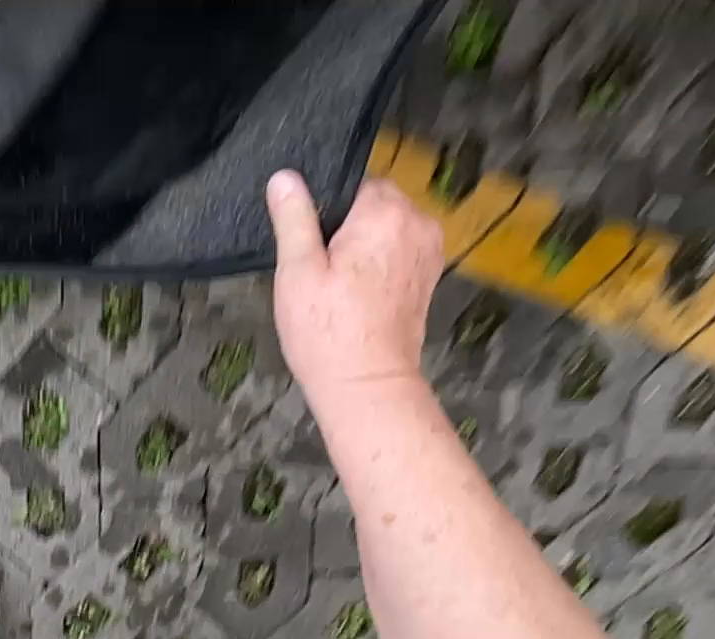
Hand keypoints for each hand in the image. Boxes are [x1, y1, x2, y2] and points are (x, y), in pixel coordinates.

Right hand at [267, 171, 444, 396]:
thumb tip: (284, 177)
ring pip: (386, 231)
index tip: (312, 251)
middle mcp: (417, 222)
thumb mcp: (297, 272)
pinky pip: (398, 255)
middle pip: (372, 207)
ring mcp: (429, 251)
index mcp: (385, 212)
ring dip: (363, 251)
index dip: (325, 216)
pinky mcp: (429, 276)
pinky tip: (357, 299)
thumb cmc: (326, 333)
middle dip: (346, 232)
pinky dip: (378, 269)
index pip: (352, 185)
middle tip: (322, 276)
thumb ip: (293, 219)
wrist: (365, 384)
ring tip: (339, 291)